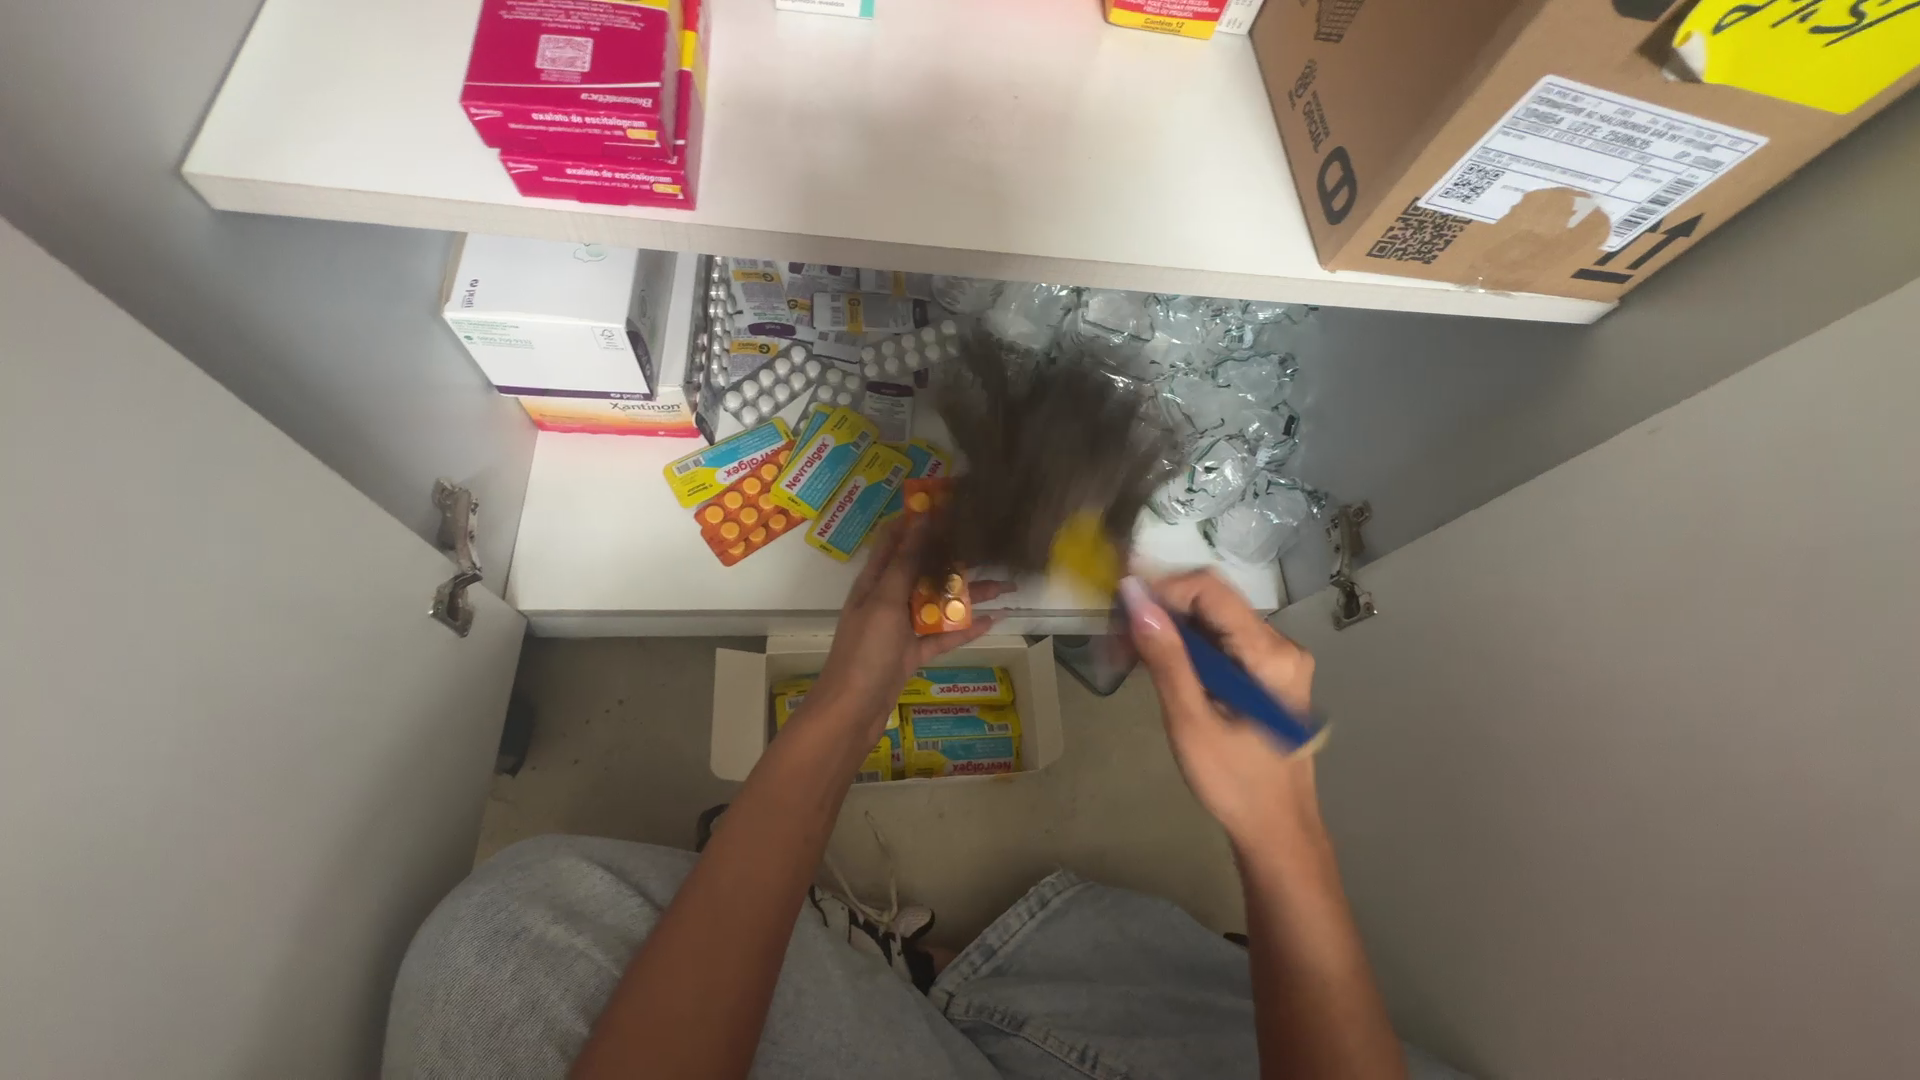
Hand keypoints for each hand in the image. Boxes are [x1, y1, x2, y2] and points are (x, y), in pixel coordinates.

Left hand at [809, 521, 1013, 742]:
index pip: (895, 541)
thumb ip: (905, 563)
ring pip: (939, 604)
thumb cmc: (864, 652)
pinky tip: (993, 620)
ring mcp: (901, 628)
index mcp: (874, 582)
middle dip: (956, 559)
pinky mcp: (913, 654)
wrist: (852, 712)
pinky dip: (965, 628)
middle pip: (925, 571)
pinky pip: (943, 636)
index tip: (950, 505)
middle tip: (992, 546)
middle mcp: (888, 600)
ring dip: (970, 594)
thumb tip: (920, 520)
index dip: (919, 522)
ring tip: (1007, 585)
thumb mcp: (884, 602)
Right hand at [1119, 571, 1320, 846]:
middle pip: (1210, 602)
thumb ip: (1166, 656)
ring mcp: (1276, 658)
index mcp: (1270, 654)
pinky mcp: (1266, 672)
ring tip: (1125, 655)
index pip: (1210, 590)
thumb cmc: (1235, 784)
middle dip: (1158, 612)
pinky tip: (1155, 666)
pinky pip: (1220, 642)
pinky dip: (1184, 648)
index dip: (1161, 588)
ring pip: (1211, 621)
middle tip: (1114, 639)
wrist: (1277, 831)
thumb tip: (1135, 598)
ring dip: (1167, 631)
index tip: (1119, 607)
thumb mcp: (1191, 721)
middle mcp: (1281, 645)